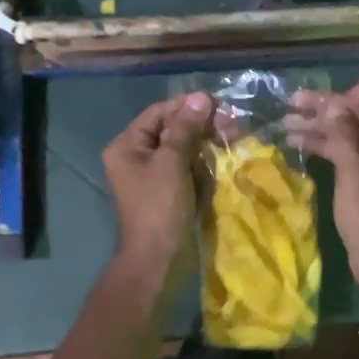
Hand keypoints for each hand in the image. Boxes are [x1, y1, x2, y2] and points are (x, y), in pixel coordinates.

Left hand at [102, 92, 212, 267]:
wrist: (156, 261)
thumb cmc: (159, 207)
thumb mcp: (172, 162)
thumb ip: (186, 128)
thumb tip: (200, 97)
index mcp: (126, 145)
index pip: (159, 112)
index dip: (188, 106)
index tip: (219, 105)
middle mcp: (134, 156)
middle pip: (171, 129)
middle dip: (200, 128)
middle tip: (231, 127)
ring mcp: (150, 175)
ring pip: (181, 150)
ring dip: (204, 148)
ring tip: (228, 147)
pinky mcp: (165, 192)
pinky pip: (184, 170)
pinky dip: (201, 168)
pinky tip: (216, 169)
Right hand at [292, 77, 358, 314]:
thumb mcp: (354, 174)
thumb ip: (342, 135)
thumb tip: (332, 102)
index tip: (341, 99)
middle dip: (330, 106)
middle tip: (293, 103)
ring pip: (351, 133)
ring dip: (321, 126)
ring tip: (285, 123)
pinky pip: (345, 153)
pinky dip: (324, 146)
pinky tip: (296, 144)